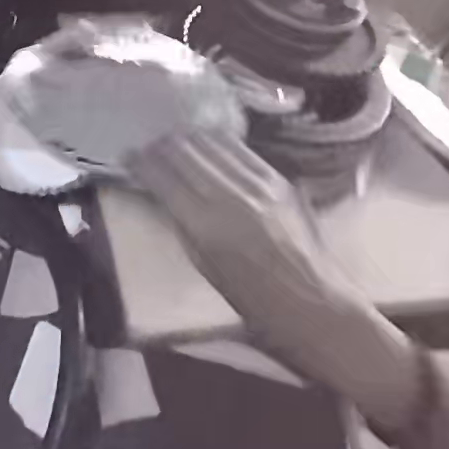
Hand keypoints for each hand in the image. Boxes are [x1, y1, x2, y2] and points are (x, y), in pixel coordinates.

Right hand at [127, 134, 419, 424]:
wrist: (320, 310)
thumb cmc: (257, 305)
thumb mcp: (206, 268)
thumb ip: (182, 224)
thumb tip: (162, 192)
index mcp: (206, 226)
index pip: (162, 177)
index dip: (140, 161)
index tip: (127, 155)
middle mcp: (230, 196)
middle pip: (184, 152)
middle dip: (159, 146)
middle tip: (147, 145)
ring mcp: (257, 184)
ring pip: (209, 143)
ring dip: (185, 138)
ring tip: (171, 140)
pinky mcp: (277, 179)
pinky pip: (238, 148)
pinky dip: (215, 140)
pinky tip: (204, 140)